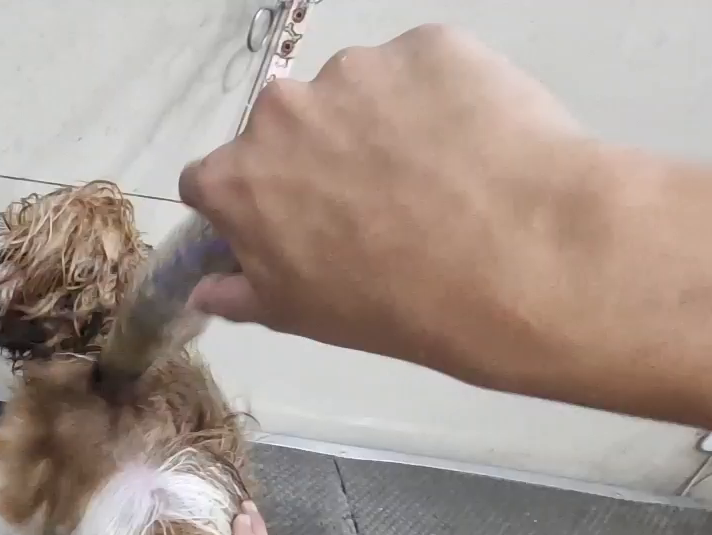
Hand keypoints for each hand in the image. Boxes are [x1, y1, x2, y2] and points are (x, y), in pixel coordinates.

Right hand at [179, 25, 599, 384]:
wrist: (508, 254)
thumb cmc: (376, 299)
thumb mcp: (287, 312)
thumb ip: (233, 294)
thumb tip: (203, 291)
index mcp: (233, 179)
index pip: (208, 180)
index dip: (237, 204)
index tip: (272, 223)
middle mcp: (280, 111)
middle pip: (276, 131)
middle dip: (301, 158)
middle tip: (352, 201)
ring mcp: (355, 71)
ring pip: (345, 96)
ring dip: (363, 125)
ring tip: (416, 173)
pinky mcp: (429, 44)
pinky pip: (412, 73)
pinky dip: (425, 102)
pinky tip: (456, 144)